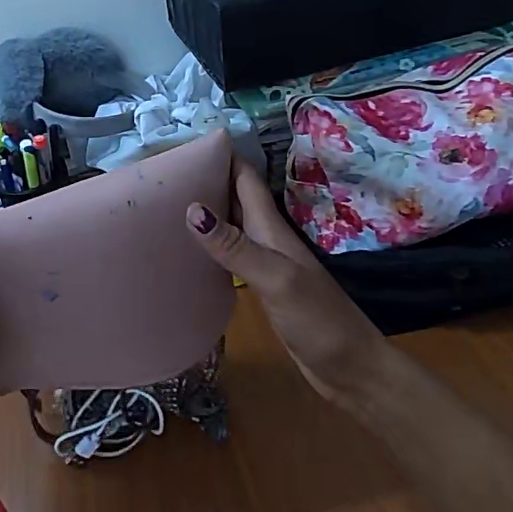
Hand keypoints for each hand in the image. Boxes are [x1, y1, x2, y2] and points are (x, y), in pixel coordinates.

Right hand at [185, 159, 395, 412]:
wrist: (351, 369)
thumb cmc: (318, 319)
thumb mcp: (276, 279)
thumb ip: (235, 246)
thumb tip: (192, 209)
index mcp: (271, 227)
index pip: (244, 177)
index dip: (220, 154)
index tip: (183, 142)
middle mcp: (266, 237)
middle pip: (233, 196)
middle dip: (204, 179)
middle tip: (161, 175)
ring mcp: (264, 262)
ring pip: (229, 225)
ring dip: (204, 212)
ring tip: (163, 205)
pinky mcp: (260, 286)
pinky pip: (229, 255)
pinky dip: (208, 246)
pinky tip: (185, 251)